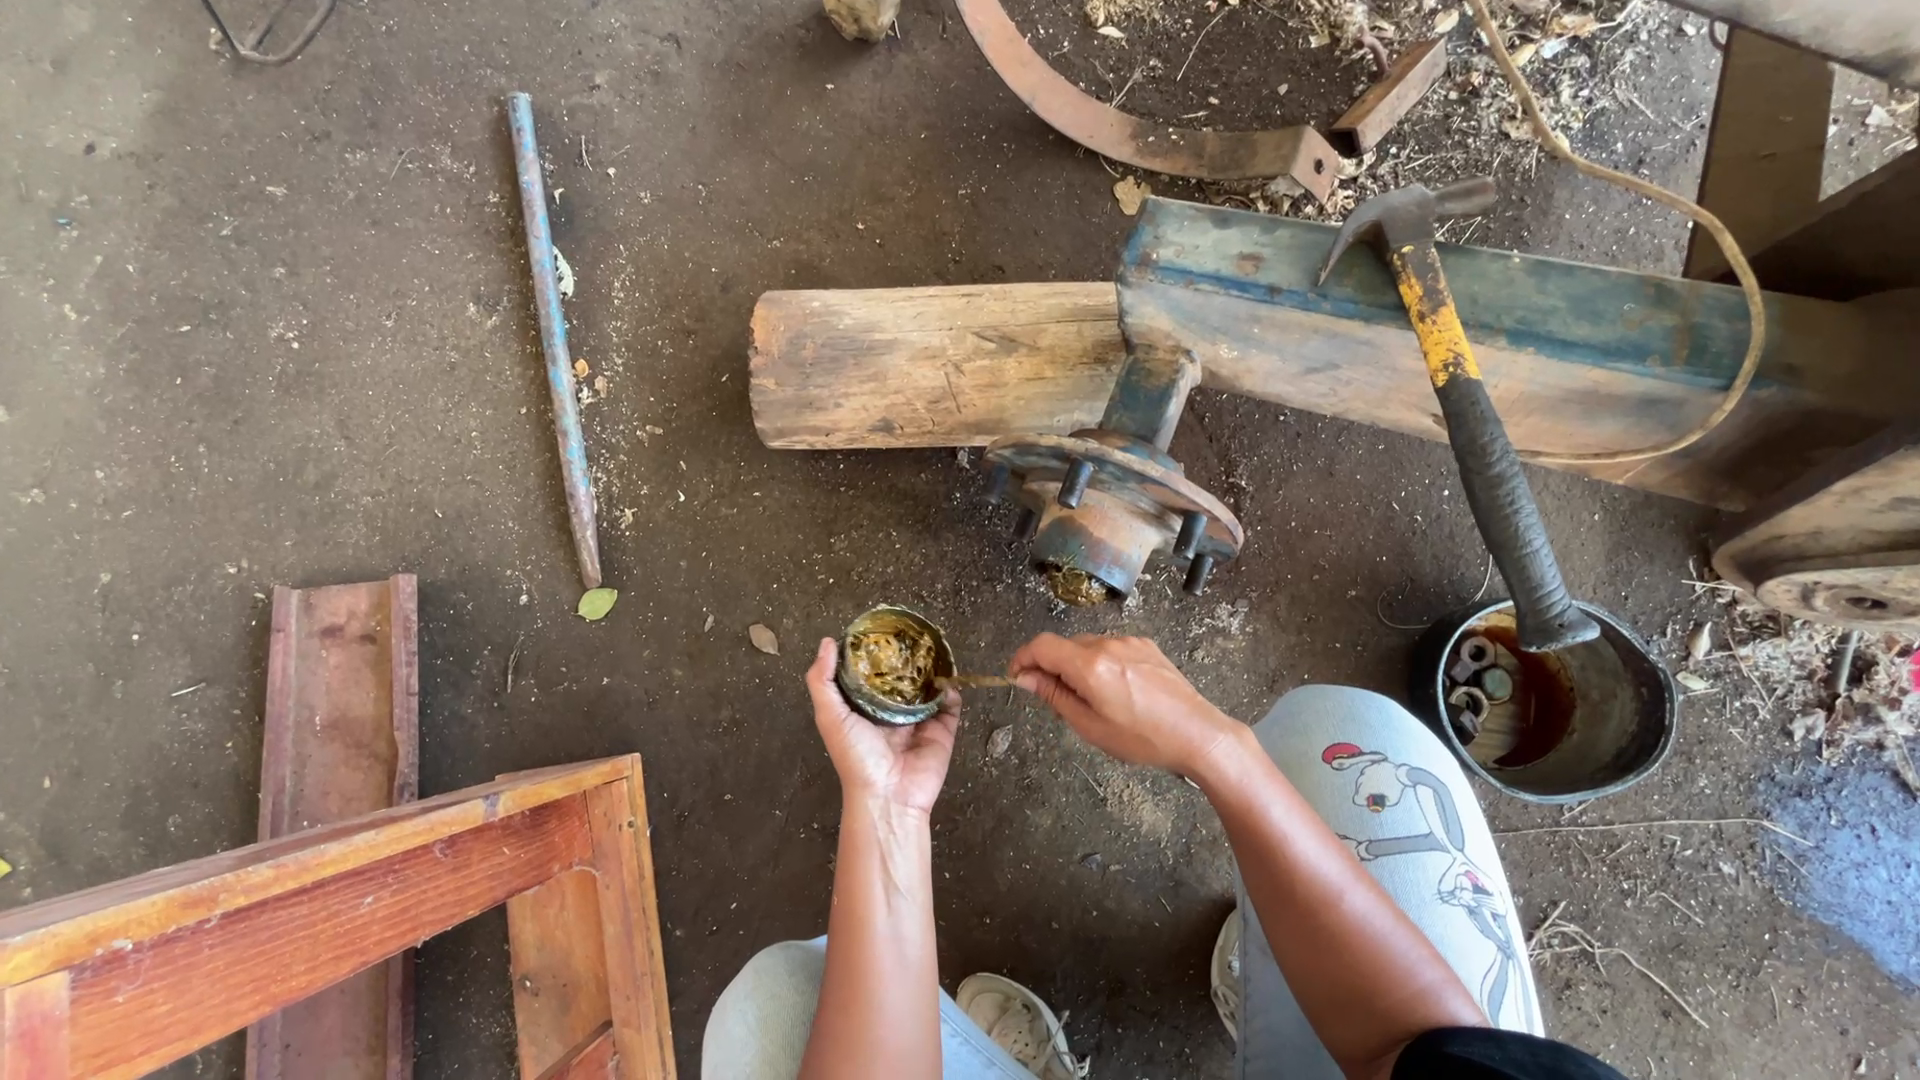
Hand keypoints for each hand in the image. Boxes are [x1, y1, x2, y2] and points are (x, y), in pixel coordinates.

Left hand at [806, 638, 959, 814]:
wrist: (889, 795)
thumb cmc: (855, 756)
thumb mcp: (830, 716)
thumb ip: (823, 681)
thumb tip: (828, 642)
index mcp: (866, 708)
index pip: (872, 674)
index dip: (875, 653)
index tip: (880, 628)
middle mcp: (894, 712)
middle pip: (904, 678)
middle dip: (908, 658)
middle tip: (913, 633)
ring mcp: (921, 720)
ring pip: (930, 687)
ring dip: (934, 669)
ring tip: (937, 646)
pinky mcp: (943, 730)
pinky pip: (951, 706)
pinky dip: (953, 690)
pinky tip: (950, 676)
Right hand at [1007, 633, 1240, 774]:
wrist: (1198, 733)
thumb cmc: (1143, 739)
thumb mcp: (1090, 726)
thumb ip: (1054, 696)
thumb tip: (1025, 678)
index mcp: (1090, 665)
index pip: (1041, 646)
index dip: (1022, 658)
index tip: (1016, 677)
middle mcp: (1107, 643)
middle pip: (1064, 645)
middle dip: (1051, 667)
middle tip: (1056, 699)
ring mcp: (1129, 641)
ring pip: (1087, 646)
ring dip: (1077, 665)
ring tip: (1091, 700)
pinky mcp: (1146, 645)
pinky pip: (1111, 648)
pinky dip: (1100, 663)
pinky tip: (1116, 691)